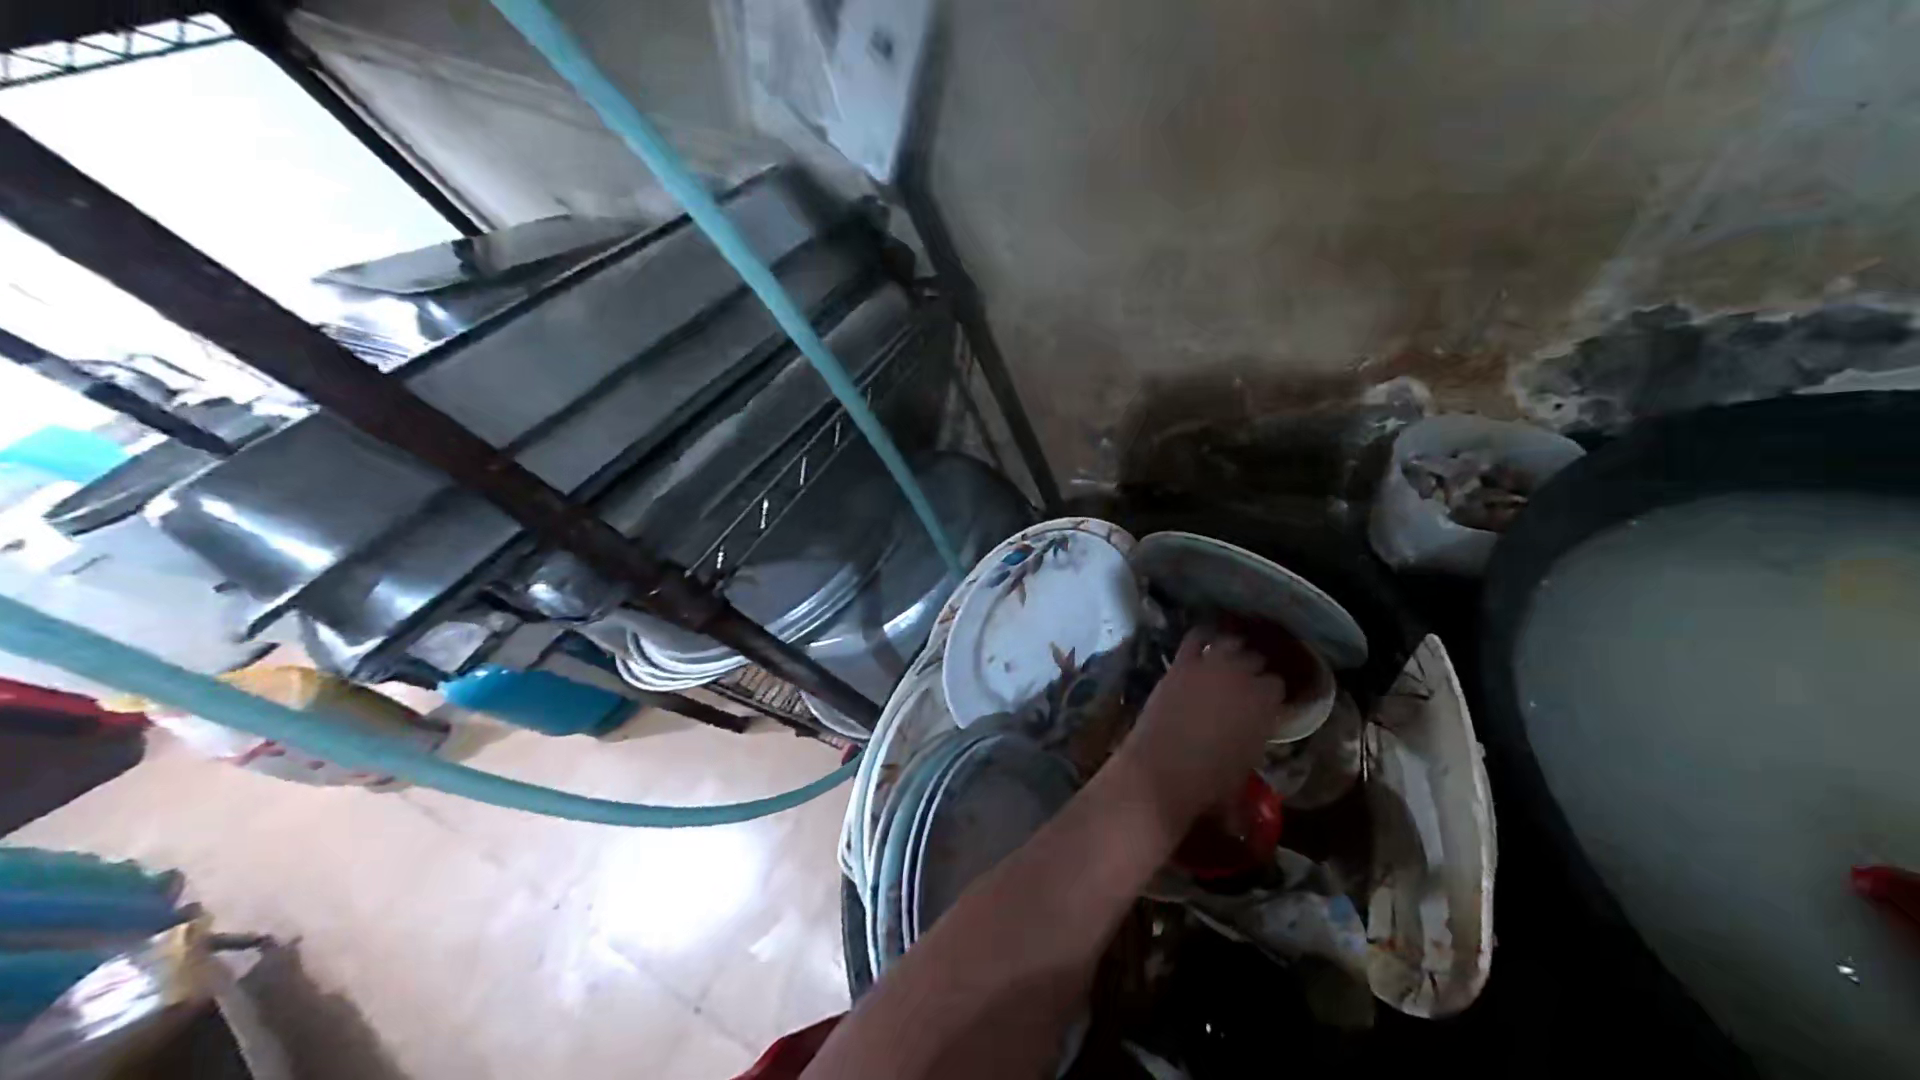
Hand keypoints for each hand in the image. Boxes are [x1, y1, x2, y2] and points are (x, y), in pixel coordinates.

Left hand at [1111, 627, 1289, 830]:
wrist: (1161, 771)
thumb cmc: (1209, 782)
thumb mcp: (1246, 767)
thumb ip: (1255, 742)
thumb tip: (1252, 739)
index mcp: (1266, 703)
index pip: (1278, 685)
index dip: (1272, 694)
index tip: (1267, 702)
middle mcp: (1243, 677)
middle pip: (1257, 659)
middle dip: (1255, 670)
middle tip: (1247, 682)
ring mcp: (1211, 665)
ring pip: (1232, 643)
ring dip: (1233, 649)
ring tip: (1230, 657)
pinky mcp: (1181, 664)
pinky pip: (1196, 638)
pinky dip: (1203, 636)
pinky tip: (1205, 638)